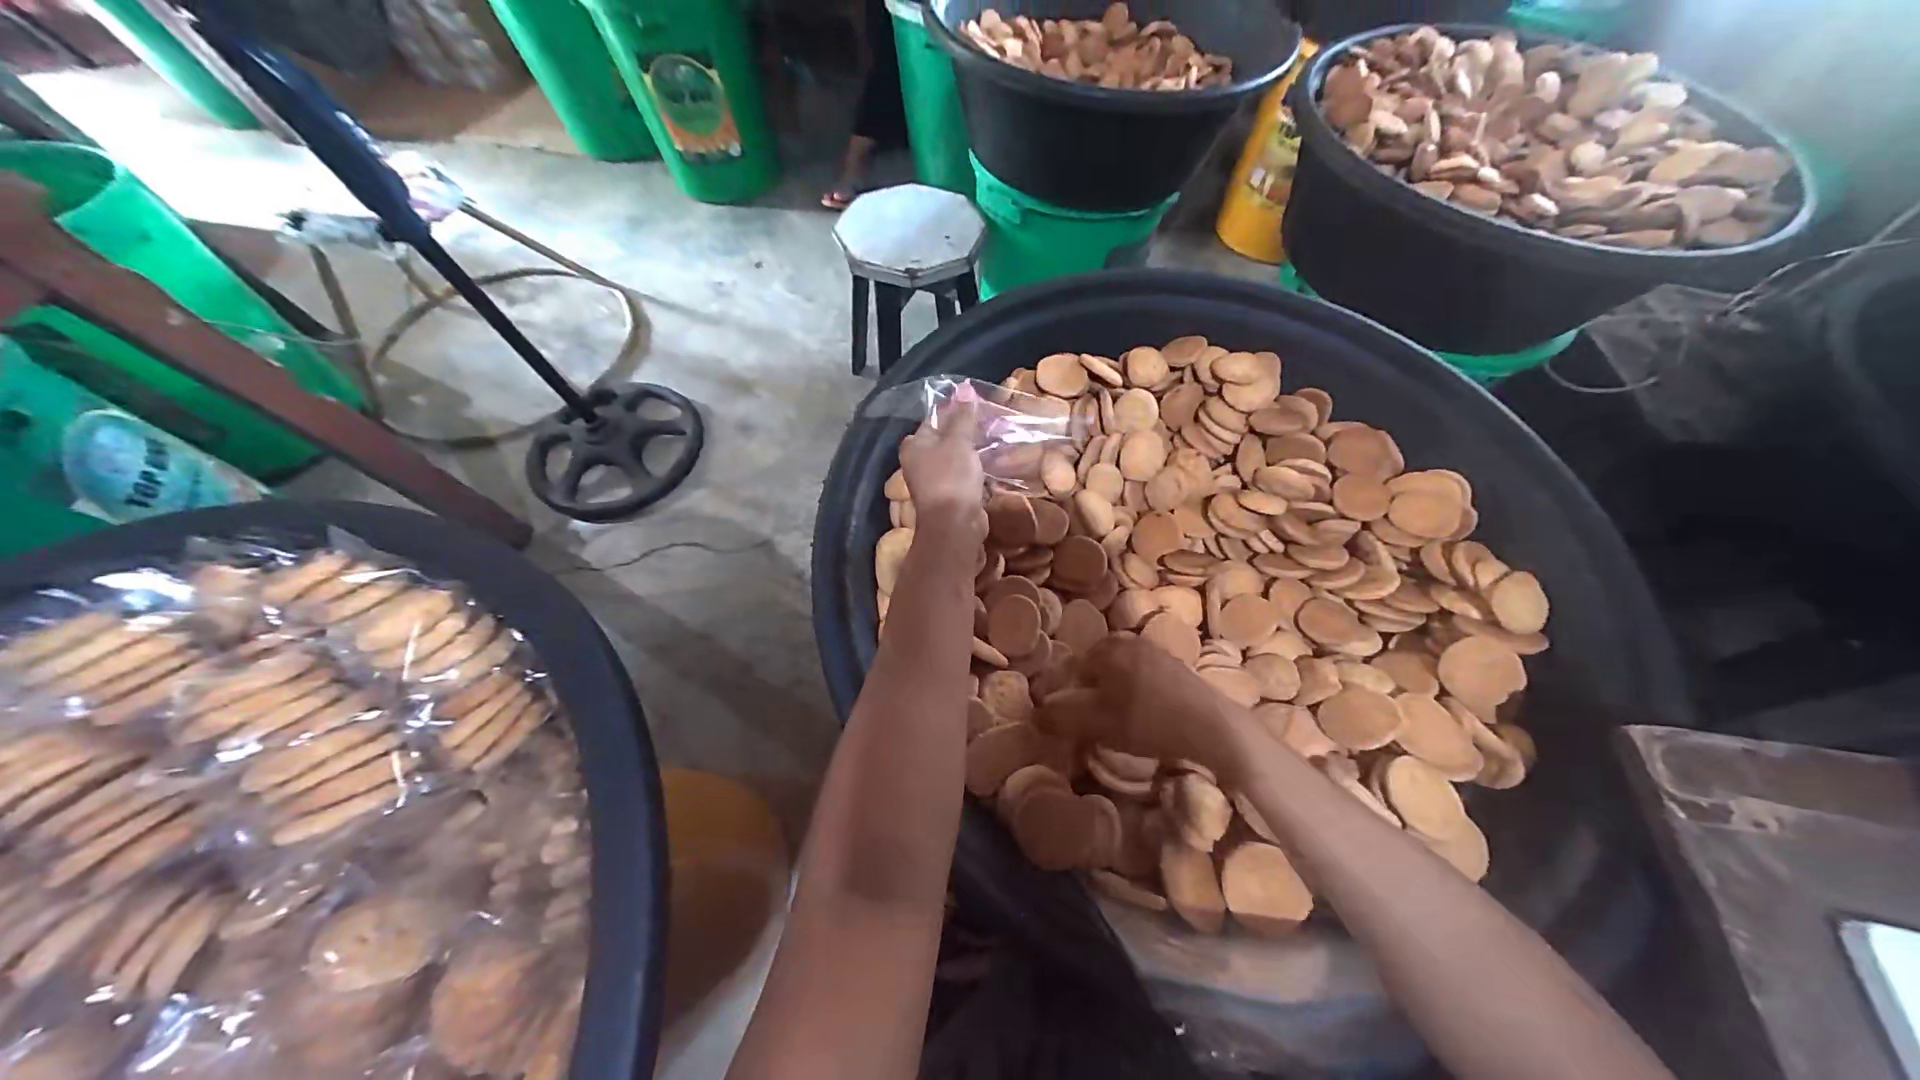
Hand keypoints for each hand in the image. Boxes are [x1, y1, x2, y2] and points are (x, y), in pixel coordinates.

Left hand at [899, 385, 985, 526]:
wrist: (955, 524)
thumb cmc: (951, 477)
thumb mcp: (958, 440)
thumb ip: (963, 414)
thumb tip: (965, 386)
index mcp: (914, 445)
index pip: (934, 418)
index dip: (956, 408)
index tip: (979, 401)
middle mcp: (920, 461)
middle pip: (947, 437)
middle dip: (969, 428)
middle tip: (994, 418)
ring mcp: (936, 479)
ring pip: (959, 456)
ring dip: (977, 448)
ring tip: (1000, 435)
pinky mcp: (952, 494)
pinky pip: (967, 473)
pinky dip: (980, 467)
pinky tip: (998, 459)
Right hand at [1054, 636, 1246, 770]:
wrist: (1214, 727)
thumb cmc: (1148, 721)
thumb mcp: (1098, 724)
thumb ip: (1061, 718)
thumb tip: (1034, 716)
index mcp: (1108, 648)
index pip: (1074, 669)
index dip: (1068, 696)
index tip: (1073, 722)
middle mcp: (1130, 641)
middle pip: (1098, 669)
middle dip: (1091, 694)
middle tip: (1094, 724)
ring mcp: (1157, 653)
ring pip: (1122, 674)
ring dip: (1115, 696)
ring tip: (1119, 725)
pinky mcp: (1178, 668)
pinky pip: (1144, 679)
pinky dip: (1137, 696)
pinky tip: (1146, 720)